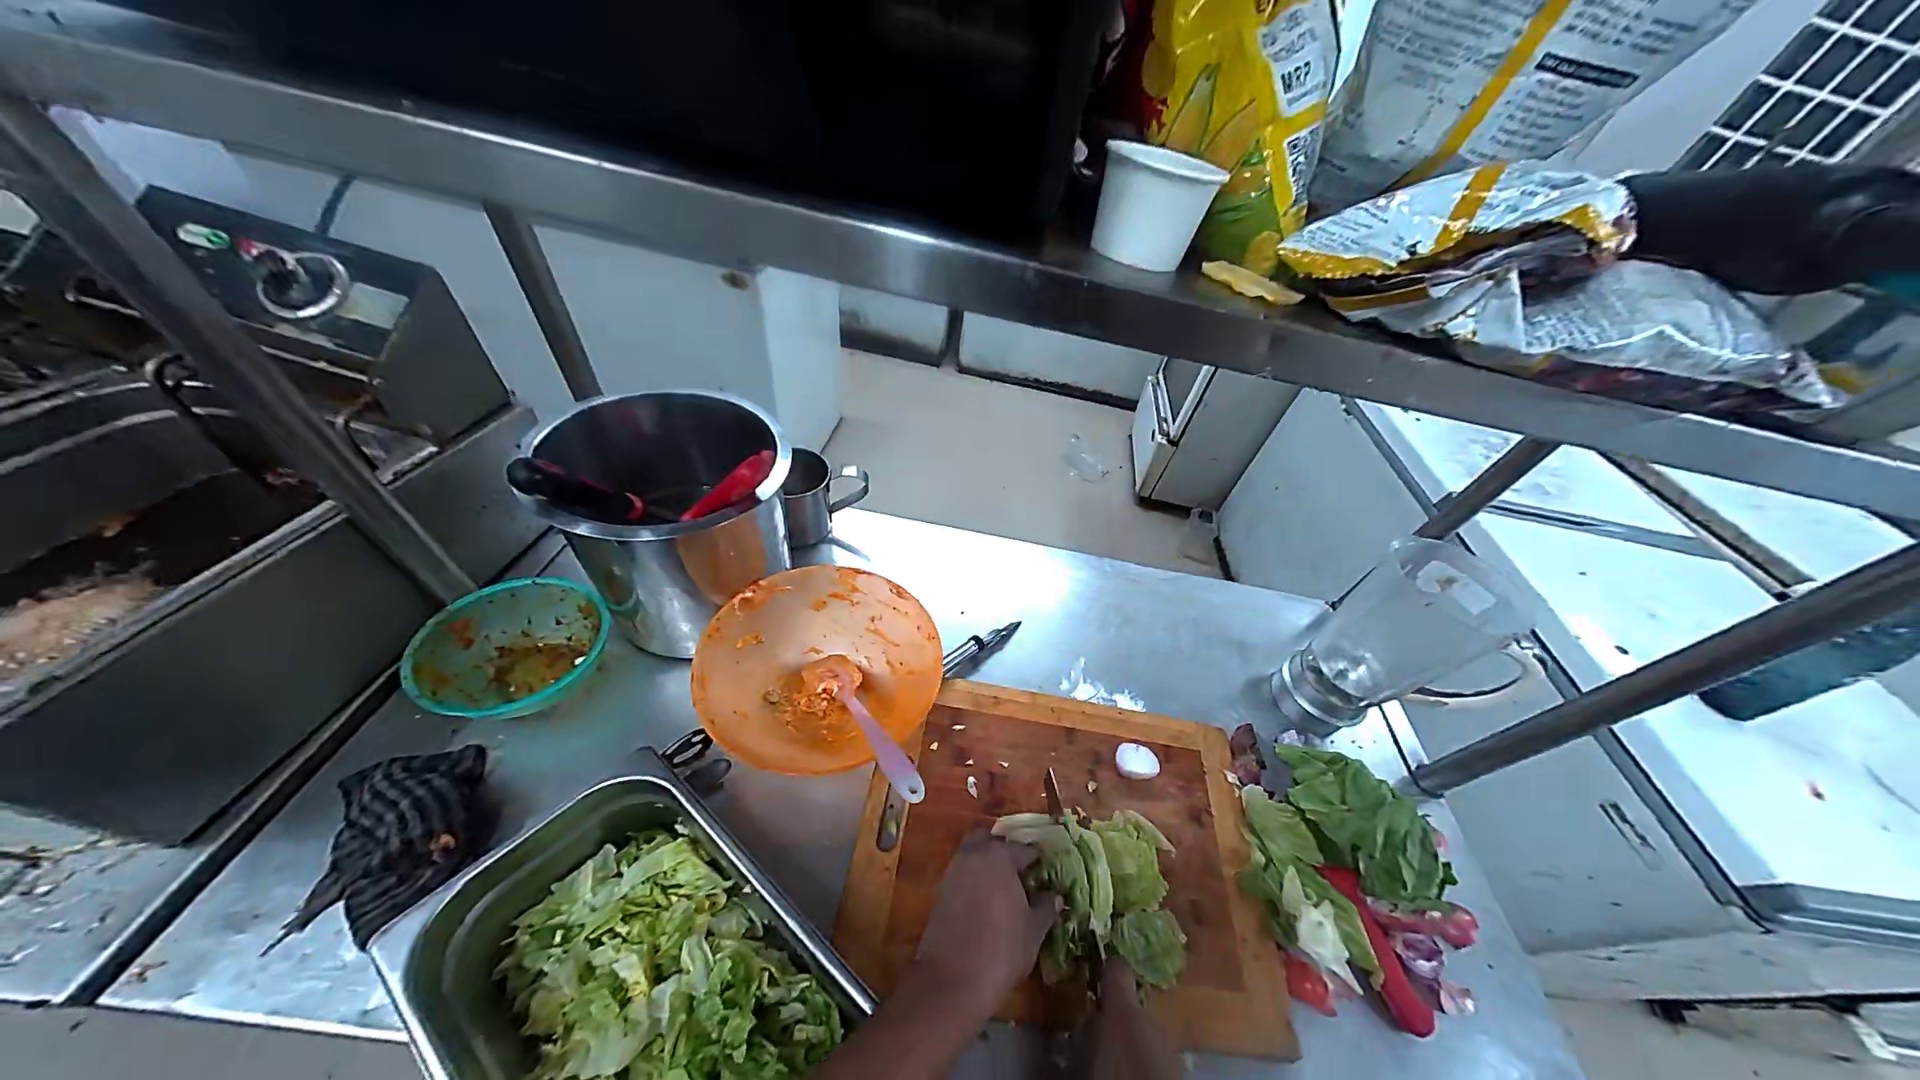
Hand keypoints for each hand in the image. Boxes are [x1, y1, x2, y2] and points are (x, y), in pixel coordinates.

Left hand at [915, 830, 1060, 1011]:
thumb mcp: (1033, 930)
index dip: (1036, 859)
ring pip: (972, 854)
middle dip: (1004, 850)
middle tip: (1020, 870)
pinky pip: (961, 873)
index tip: (1045, 868)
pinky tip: (986, 901)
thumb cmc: (1001, 949)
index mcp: (999, 856)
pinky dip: (973, 878)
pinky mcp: (940, 890)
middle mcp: (974, 855)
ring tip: (1005, 888)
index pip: (1023, 849)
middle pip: (989, 840)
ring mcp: (953, 871)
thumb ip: (1046, 908)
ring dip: (986, 862)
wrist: (952, 978)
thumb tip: (1055, 897)